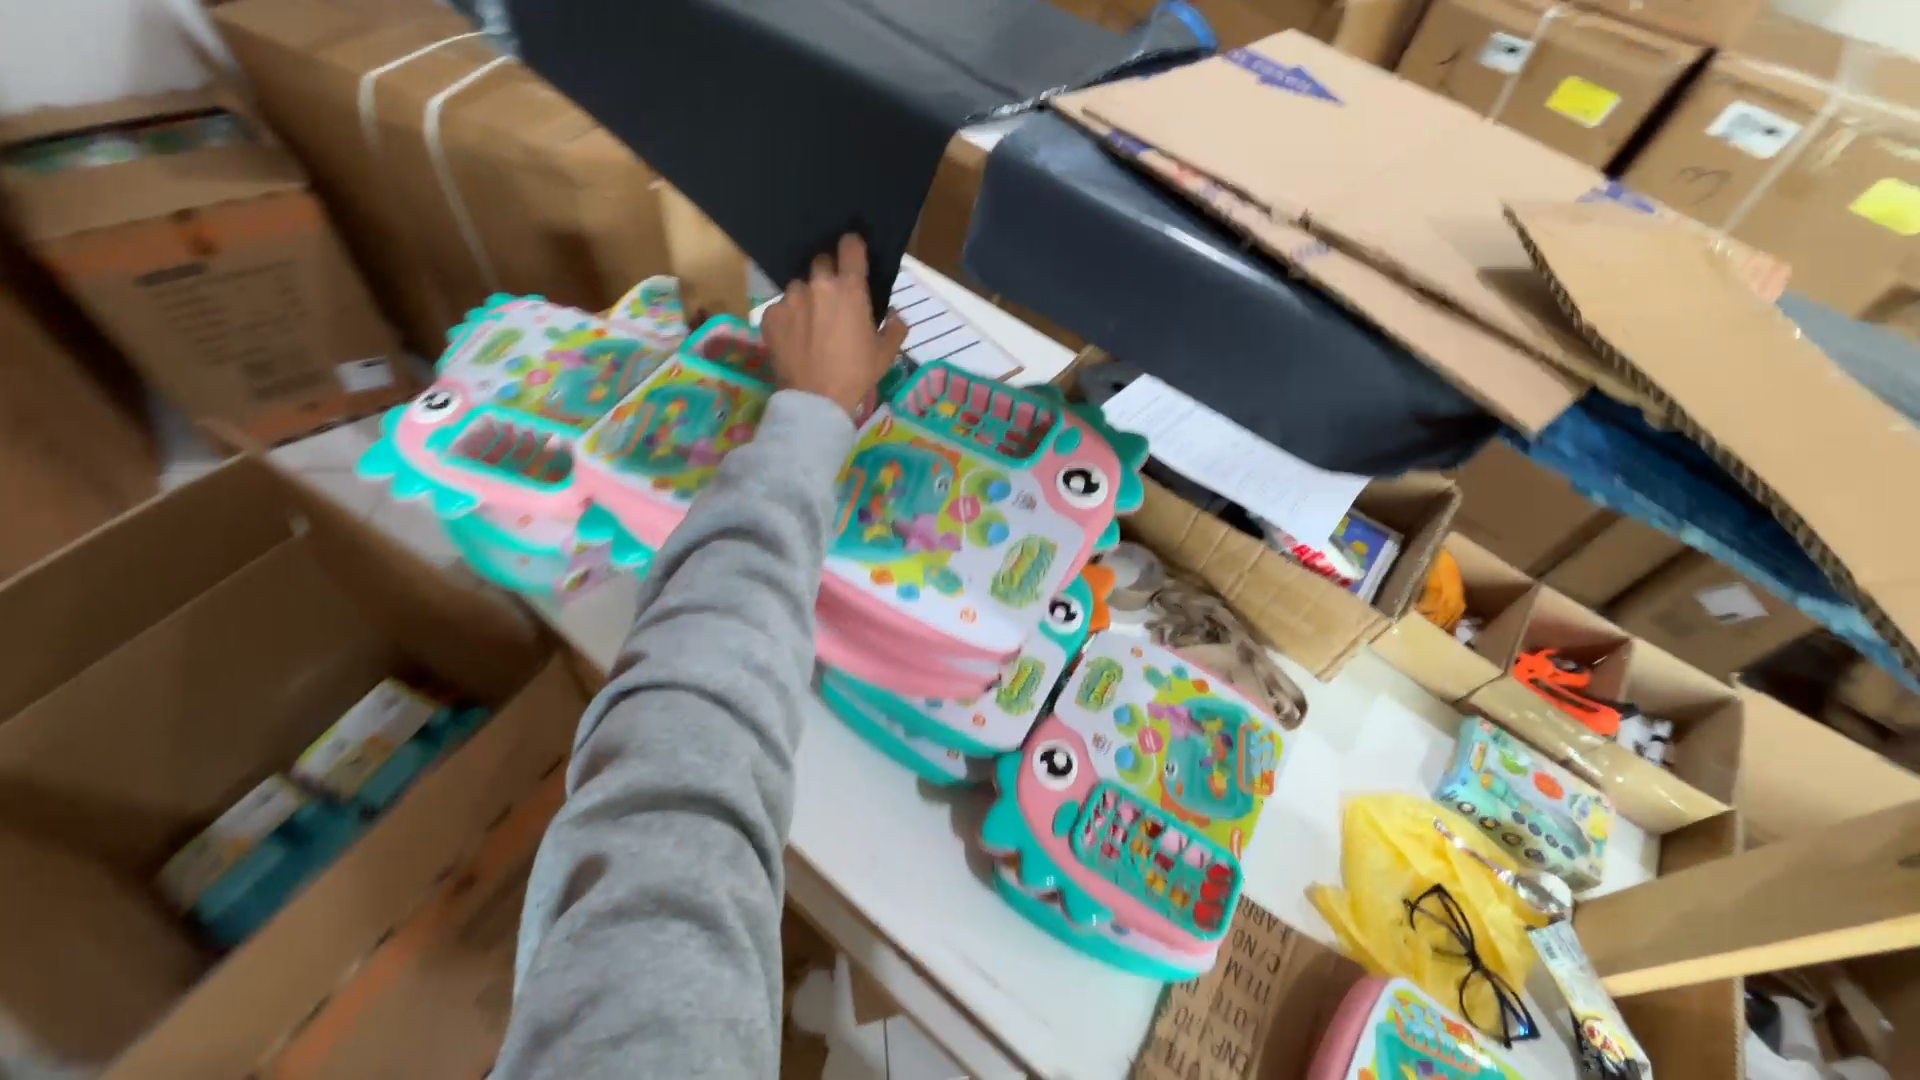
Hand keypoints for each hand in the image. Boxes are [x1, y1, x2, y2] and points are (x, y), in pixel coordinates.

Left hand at [761, 234, 906, 416]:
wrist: (816, 399)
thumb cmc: (857, 374)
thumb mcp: (886, 354)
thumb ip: (895, 327)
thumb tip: (894, 314)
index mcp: (850, 289)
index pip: (850, 246)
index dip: (852, 247)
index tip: (852, 254)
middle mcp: (818, 285)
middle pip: (821, 262)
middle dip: (827, 274)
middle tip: (832, 298)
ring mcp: (790, 299)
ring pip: (798, 286)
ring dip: (805, 297)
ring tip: (810, 321)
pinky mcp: (770, 315)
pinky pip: (780, 307)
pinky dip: (787, 318)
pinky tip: (794, 336)